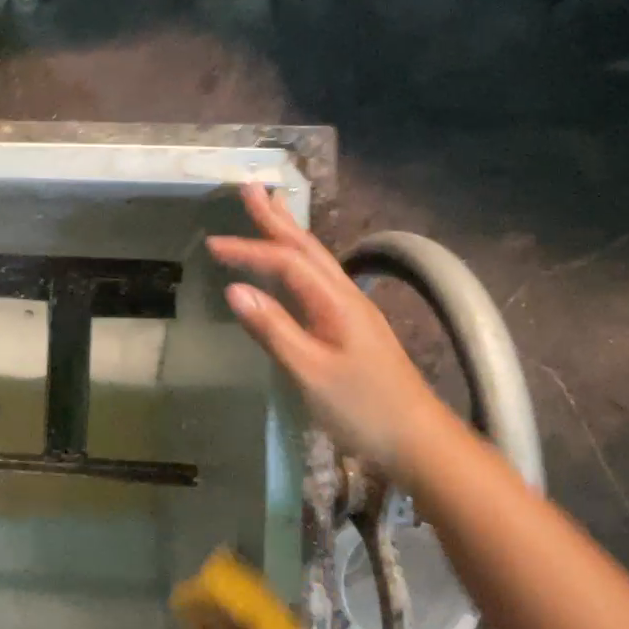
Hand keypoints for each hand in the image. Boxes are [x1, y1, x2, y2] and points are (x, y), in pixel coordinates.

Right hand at [207, 183, 452, 475]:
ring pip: (316, 262)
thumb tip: (234, 289)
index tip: (211, 245)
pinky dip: (298, 262)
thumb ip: (273, 329)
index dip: (249, 250)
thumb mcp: (309, 371)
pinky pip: (319, 281)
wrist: (417, 440)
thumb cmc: (361, 407)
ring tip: (269, 211)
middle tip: (249, 189)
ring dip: (289, 235)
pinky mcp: (352, 329)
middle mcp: (346, 297)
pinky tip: (290, 268)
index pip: (286, 264)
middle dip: (276, 219)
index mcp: (336, 303)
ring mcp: (352, 312)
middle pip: (307, 249)